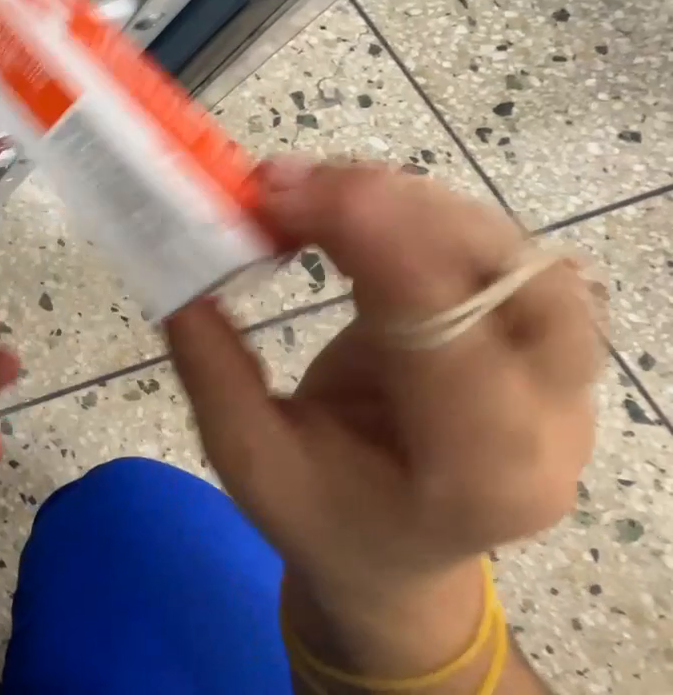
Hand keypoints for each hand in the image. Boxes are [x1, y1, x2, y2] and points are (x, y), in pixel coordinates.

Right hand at [164, 158, 600, 683]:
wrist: (393, 554)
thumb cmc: (318, 516)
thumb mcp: (244, 457)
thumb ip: (215, 369)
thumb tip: (179, 273)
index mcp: (477, 469)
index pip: (450, 338)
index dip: (374, 248)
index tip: (278, 194)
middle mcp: (548, 418)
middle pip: (513, 283)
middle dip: (398, 211)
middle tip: (285, 181)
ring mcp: (555, 376)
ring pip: (513, 255)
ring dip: (405, 202)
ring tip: (302, 184)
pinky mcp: (527, 338)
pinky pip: (491, 254)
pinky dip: (413, 212)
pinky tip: (342, 202)